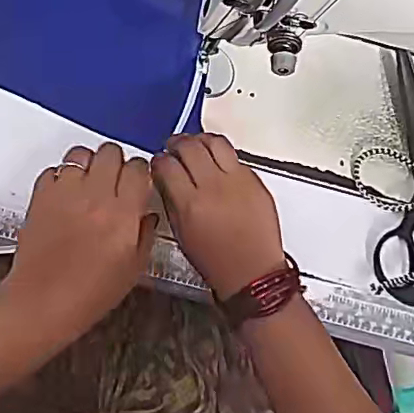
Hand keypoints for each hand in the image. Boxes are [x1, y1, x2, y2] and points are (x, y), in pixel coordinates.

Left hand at [2, 143, 158, 342]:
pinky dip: (61, 177)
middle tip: (114, 180)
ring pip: (81, 154)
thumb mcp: (132, 270)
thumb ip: (145, 235)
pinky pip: (54, 170)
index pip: (139, 168)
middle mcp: (95, 196)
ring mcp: (65, 193)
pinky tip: (65, 195)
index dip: (140, 173)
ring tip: (88, 183)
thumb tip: (148, 215)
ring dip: (88, 164)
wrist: (42, 302)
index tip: (138, 182)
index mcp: (123, 214)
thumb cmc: (88, 294)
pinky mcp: (40, 196)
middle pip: (111, 152)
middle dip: (116, 163)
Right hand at [153, 134, 286, 299]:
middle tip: (173, 147)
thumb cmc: (217, 261)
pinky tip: (216, 160)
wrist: (253, 272)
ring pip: (214, 142)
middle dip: (176, 143)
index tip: (158, 162)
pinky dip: (222, 154)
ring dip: (200, 140)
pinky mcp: (255, 180)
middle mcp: (213, 187)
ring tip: (195, 144)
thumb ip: (171, 200)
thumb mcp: (181, 233)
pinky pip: (235, 156)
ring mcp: (237, 181)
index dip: (158, 160)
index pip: (166, 165)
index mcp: (190, 204)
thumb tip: (165, 179)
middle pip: (189, 147)